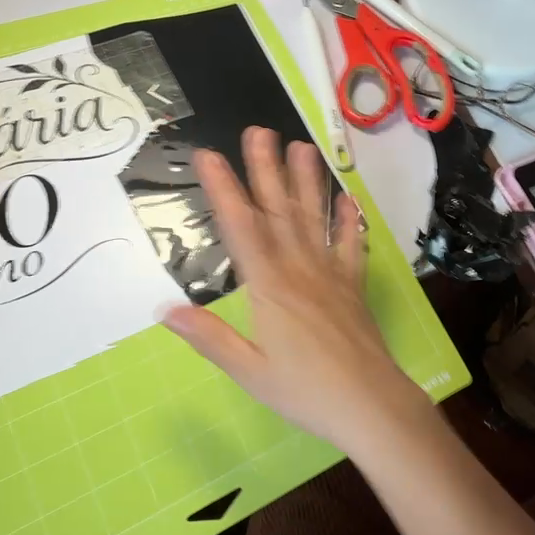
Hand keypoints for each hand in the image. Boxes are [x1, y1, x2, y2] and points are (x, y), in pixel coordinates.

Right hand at [159, 127, 433, 455]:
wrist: (370, 403)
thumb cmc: (304, 392)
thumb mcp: (249, 371)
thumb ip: (209, 337)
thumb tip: (165, 308)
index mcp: (269, 288)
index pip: (241, 229)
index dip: (224, 190)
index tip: (210, 156)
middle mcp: (300, 270)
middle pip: (280, 212)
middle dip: (267, 170)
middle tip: (259, 131)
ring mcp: (331, 274)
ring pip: (315, 220)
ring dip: (307, 182)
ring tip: (302, 147)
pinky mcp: (354, 286)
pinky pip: (351, 247)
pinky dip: (348, 222)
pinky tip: (348, 199)